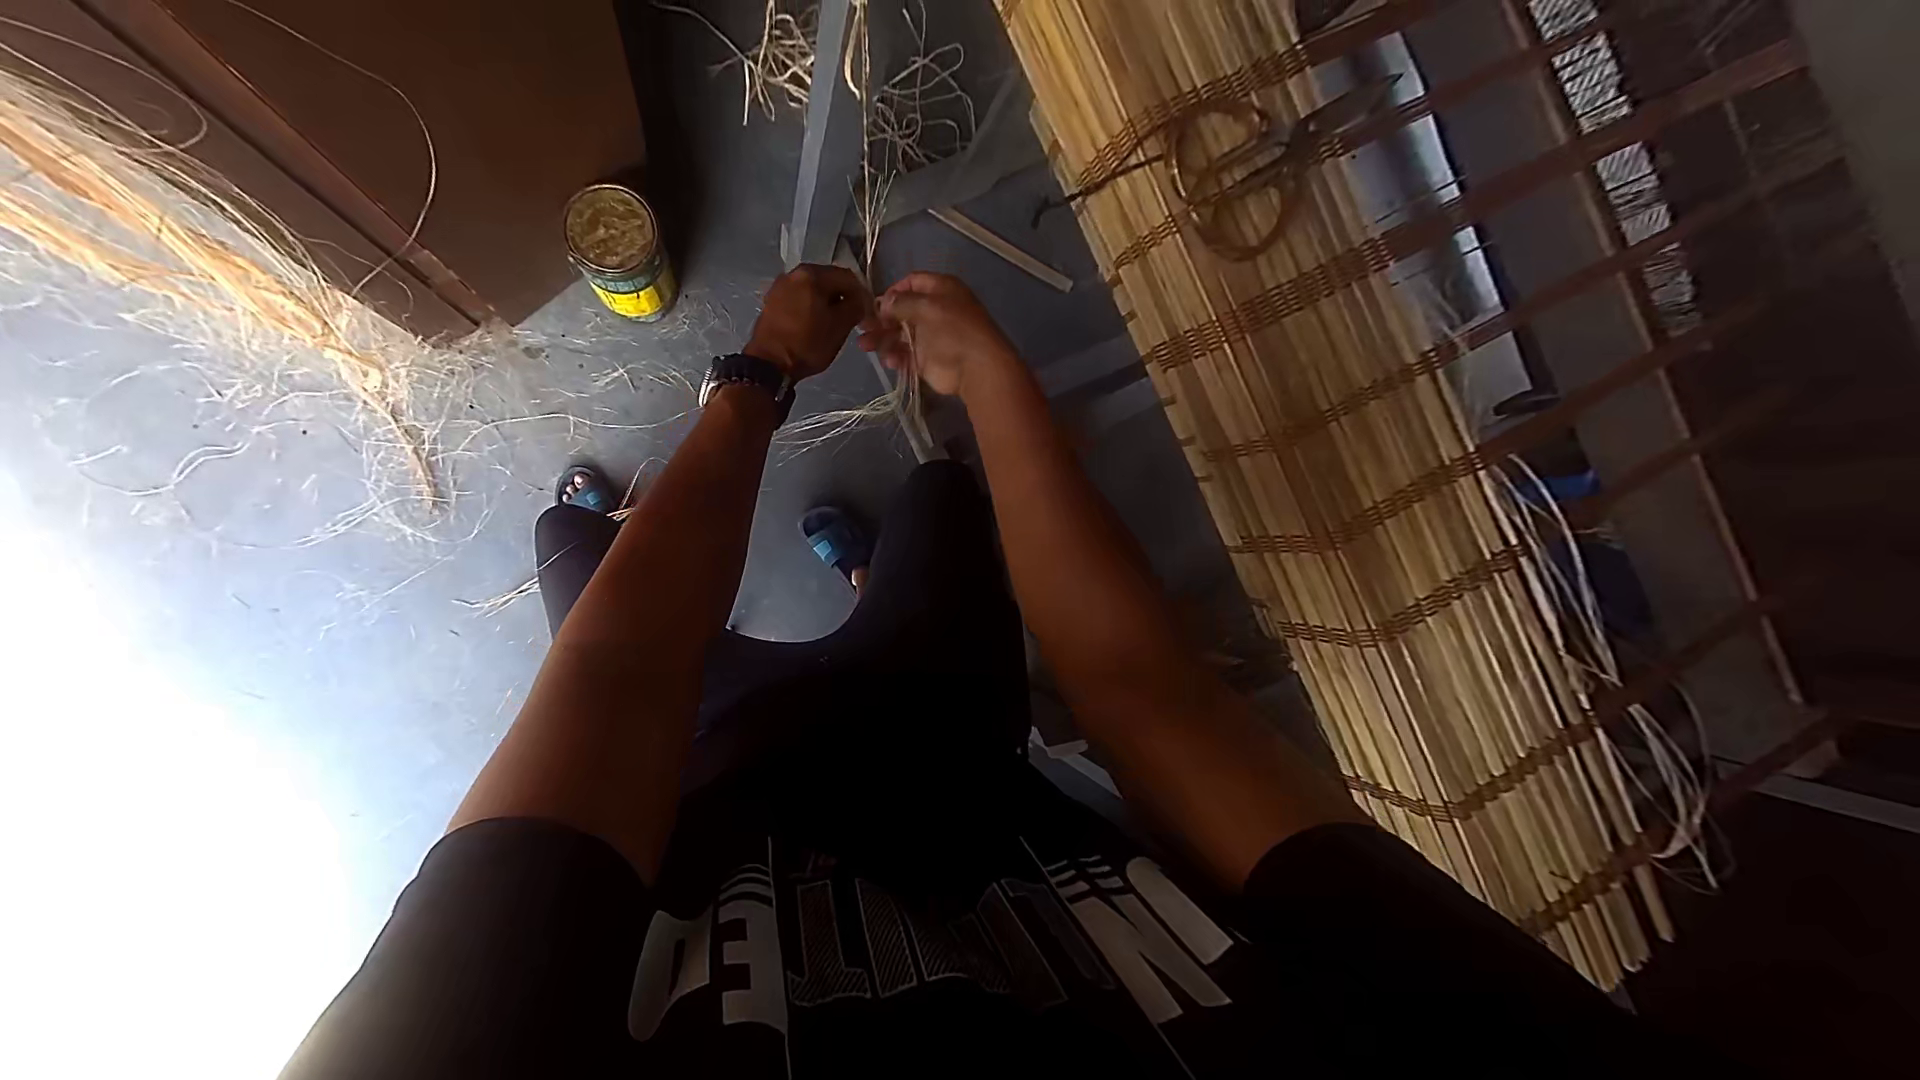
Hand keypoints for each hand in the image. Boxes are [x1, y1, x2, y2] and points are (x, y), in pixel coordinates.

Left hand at [745, 264, 872, 379]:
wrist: (769, 364)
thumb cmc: (808, 344)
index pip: (847, 277)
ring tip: (833, 324)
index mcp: (812, 274)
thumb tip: (860, 301)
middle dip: (843, 298)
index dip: (862, 294)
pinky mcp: (772, 302)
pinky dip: (811, 307)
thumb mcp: (840, 327)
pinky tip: (814, 325)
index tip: (866, 312)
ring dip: (827, 303)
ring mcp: (779, 287)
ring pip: (813, 290)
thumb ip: (855, 307)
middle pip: (828, 280)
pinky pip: (799, 299)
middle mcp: (793, 273)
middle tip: (851, 319)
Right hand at [859, 273, 1018, 397]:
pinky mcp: (926, 361)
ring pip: (899, 335)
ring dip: (882, 339)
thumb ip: (901, 303)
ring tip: (865, 346)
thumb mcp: (927, 307)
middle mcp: (934, 311)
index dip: (893, 291)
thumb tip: (883, 303)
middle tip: (862, 326)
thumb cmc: (954, 330)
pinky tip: (889, 360)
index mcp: (940, 291)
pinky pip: (905, 356)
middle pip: (901, 311)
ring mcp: (930, 337)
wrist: (976, 368)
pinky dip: (895, 357)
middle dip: (881, 318)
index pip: (911, 283)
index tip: (876, 303)